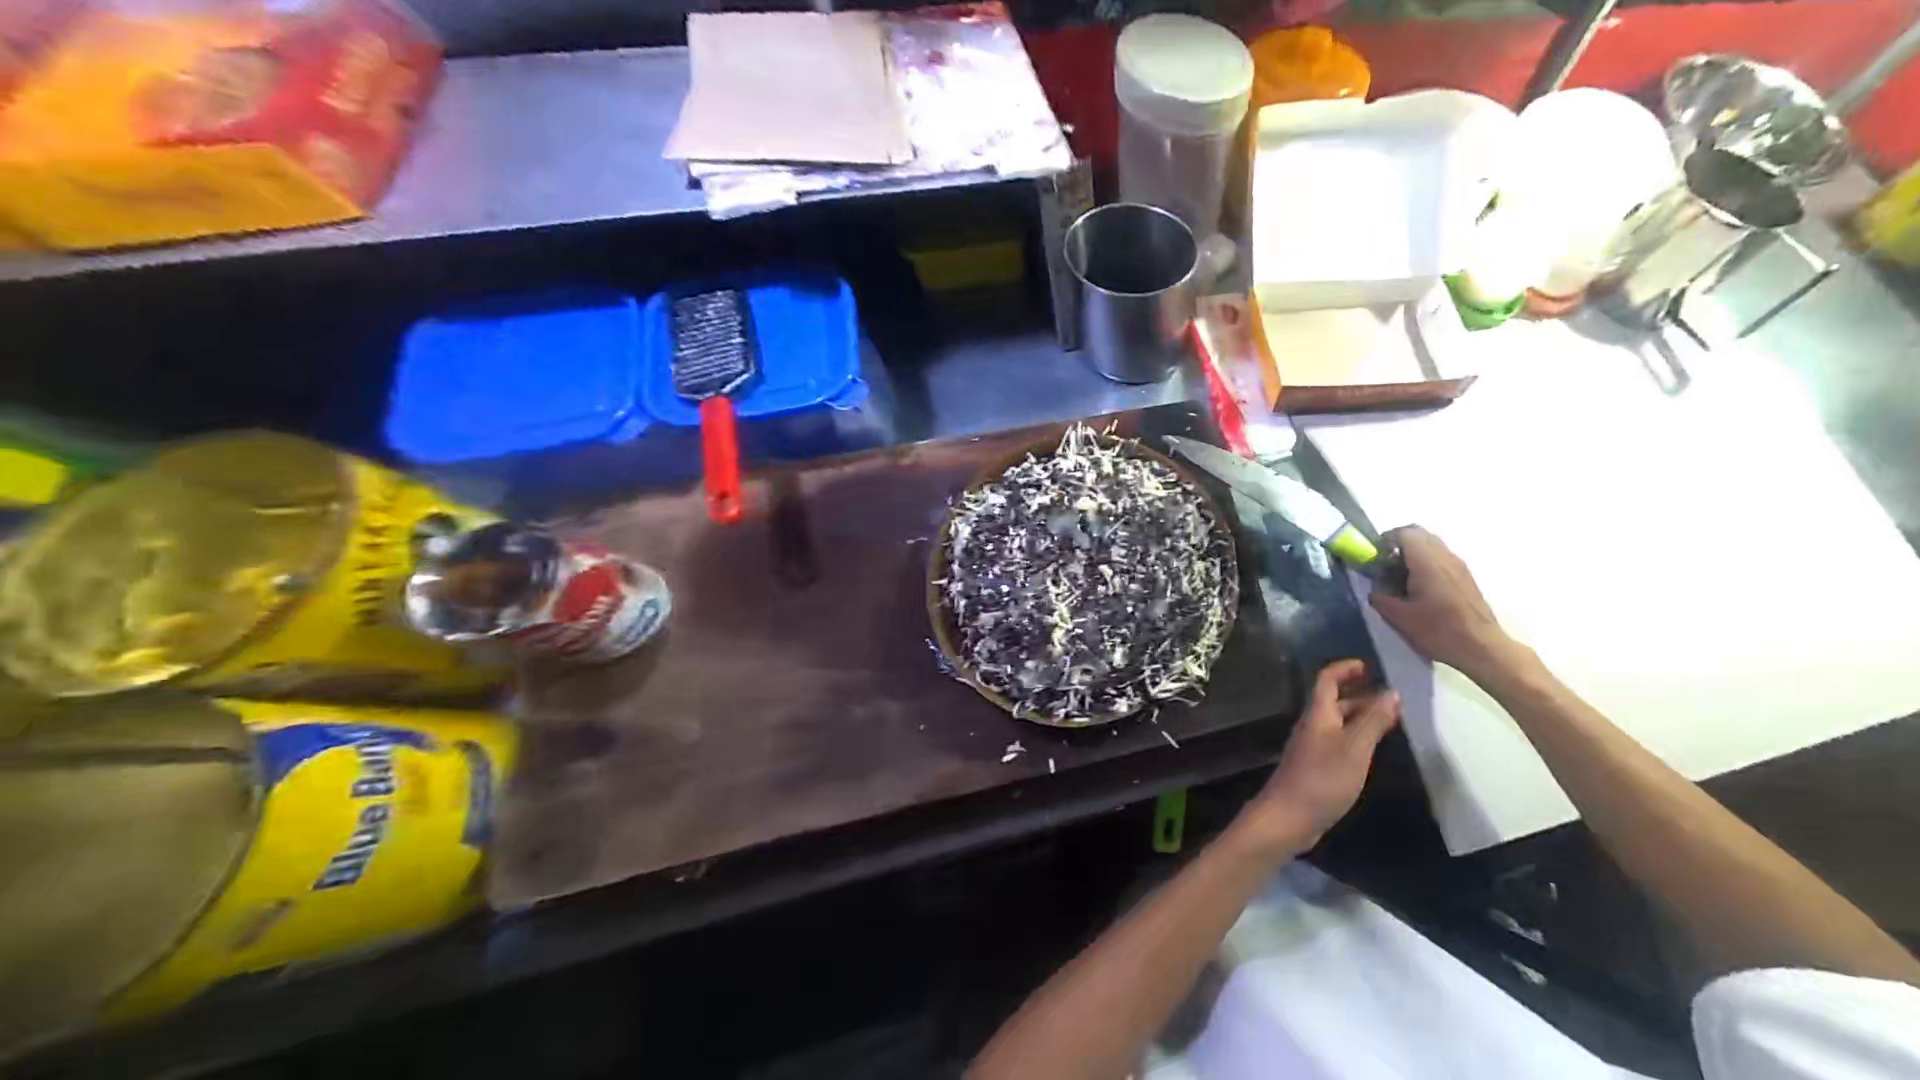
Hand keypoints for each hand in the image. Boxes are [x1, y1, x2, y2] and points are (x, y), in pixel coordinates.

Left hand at [1229, 660, 1399, 859]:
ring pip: (1337, 721)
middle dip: (1359, 693)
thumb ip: (1373, 721)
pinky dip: (1355, 736)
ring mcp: (1311, 746)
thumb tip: (1391, 691)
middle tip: (1391, 695)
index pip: (1327, 680)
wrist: (1289, 816)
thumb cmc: (1323, 778)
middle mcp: (1312, 725)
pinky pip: (1337, 740)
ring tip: (1391, 718)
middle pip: (1333, 700)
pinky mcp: (1315, 766)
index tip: (1368, 664)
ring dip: (1360, 715)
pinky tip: (1372, 748)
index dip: (1345, 669)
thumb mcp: (1355, 748)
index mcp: (1318, 714)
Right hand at [1369, 526, 1520, 679]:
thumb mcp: (1399, 617)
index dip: (1386, 539)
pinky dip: (1426, 563)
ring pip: (1433, 546)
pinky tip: (1419, 588)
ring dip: (1413, 554)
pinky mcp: (1466, 578)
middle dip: (1399, 544)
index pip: (1406, 532)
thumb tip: (1374, 590)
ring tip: (1400, 577)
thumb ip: (1381, 598)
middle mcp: (1446, 558)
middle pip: (1420, 535)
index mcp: (1427, 562)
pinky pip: (1442, 558)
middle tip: (1385, 564)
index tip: (1374, 556)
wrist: (1482, 648)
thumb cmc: (1439, 630)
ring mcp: (1459, 567)